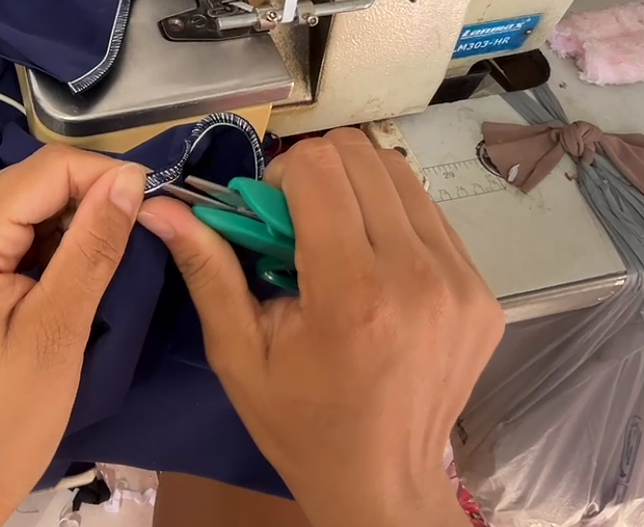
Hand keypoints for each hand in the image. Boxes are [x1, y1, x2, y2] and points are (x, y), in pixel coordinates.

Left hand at [0, 146, 148, 526]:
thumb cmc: (3, 420)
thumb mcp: (57, 332)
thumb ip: (92, 248)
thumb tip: (131, 178)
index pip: (45, 170)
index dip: (105, 175)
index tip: (154, 200)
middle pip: (33, 179)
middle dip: (90, 197)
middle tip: (136, 235)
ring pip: (27, 196)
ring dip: (72, 217)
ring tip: (103, 261)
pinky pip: (12, 221)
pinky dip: (49, 235)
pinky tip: (67, 270)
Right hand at [138, 128, 503, 526]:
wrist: (386, 488)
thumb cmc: (300, 422)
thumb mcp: (237, 352)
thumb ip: (205, 269)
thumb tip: (159, 206)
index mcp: (352, 293)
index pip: (317, 167)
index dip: (281, 175)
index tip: (270, 215)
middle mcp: (417, 276)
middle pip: (359, 155)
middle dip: (317, 171)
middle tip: (298, 219)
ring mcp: (461, 282)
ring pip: (398, 171)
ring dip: (356, 185)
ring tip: (337, 234)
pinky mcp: (484, 291)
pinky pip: (429, 210)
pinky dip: (391, 213)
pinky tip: (374, 258)